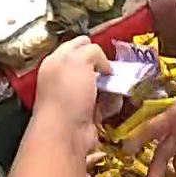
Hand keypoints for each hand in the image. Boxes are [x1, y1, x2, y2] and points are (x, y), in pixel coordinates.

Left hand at [31, 37, 111, 156]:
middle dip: (103, 66)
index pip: (74, 46)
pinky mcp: (86, 115)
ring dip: (110, 86)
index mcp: (56, 62)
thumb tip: (104, 64)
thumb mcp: (79, 60)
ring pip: (98, 86)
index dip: (89, 44)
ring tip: (118, 85)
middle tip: (114, 67)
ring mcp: (75, 98)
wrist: (67, 132)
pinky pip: (103, 104)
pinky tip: (115, 102)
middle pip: (88, 66)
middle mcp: (63, 79)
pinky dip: (111, 103)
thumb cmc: (68, 93)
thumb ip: (93, 52)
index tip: (104, 47)